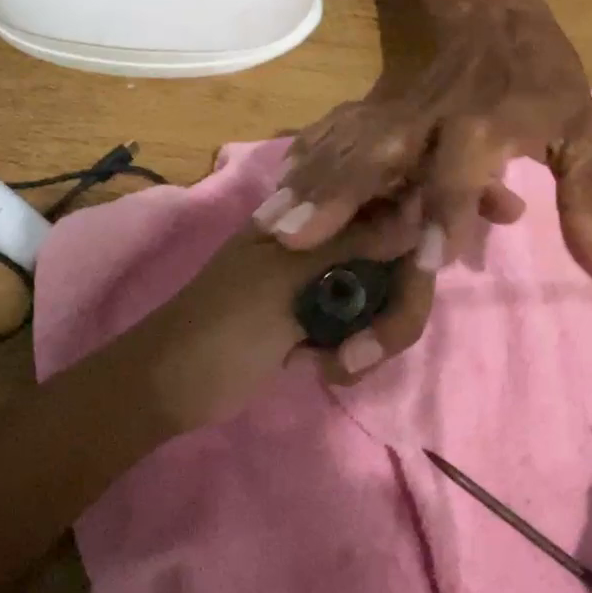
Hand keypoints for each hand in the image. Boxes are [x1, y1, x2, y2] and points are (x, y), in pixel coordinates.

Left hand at [117, 216, 422, 433]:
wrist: (173, 387)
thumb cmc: (225, 322)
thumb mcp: (287, 278)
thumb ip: (351, 243)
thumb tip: (418, 214)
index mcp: (309, 213)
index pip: (382, 205)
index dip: (411, 237)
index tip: (416, 277)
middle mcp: (323, 238)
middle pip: (394, 259)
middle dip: (392, 307)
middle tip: (366, 348)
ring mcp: (323, 281)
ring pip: (383, 299)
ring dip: (373, 337)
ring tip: (337, 365)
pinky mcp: (321, 320)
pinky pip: (364, 330)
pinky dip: (355, 354)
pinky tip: (326, 372)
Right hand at [257, 0, 591, 282]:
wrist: (500, 16)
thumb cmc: (546, 82)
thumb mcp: (582, 138)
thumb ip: (589, 206)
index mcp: (485, 126)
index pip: (460, 174)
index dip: (447, 215)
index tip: (425, 264)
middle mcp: (432, 119)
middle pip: (380, 157)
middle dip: (340, 197)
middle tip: (295, 241)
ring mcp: (398, 110)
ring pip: (348, 145)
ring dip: (310, 183)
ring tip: (269, 225)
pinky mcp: (380, 106)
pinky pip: (339, 129)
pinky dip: (309, 154)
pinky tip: (279, 180)